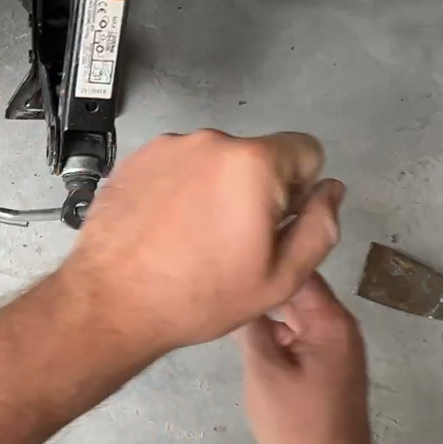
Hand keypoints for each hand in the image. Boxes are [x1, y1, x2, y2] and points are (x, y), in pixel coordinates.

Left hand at [56, 129, 344, 358]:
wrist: (111, 301)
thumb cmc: (196, 295)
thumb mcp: (280, 277)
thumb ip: (320, 227)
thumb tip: (331, 191)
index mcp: (252, 163)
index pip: (306, 150)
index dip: (300, 189)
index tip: (276, 223)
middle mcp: (209, 142)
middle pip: (257, 156)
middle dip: (256, 191)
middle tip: (232, 242)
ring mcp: (167, 148)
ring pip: (215, 163)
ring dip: (215, 191)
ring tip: (193, 240)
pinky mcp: (136, 160)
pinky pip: (177, 168)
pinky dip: (180, 191)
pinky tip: (167, 231)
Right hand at [242, 272, 378, 443]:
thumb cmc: (297, 423)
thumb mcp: (264, 369)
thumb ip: (251, 325)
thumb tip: (239, 290)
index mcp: (331, 320)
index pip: (296, 271)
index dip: (264, 261)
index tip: (229, 257)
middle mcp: (339, 326)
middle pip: (295, 290)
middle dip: (261, 285)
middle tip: (220, 280)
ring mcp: (335, 346)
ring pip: (294, 312)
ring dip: (265, 309)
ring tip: (227, 302)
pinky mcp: (327, 363)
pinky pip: (298, 332)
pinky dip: (275, 330)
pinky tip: (245, 333)